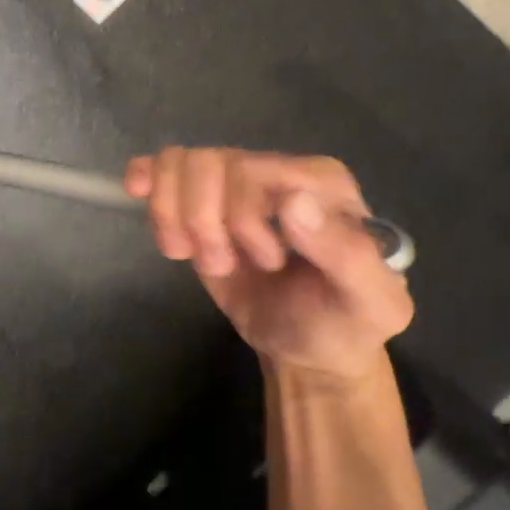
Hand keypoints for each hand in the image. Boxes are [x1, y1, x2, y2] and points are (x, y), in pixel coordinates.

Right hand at [126, 149, 413, 380]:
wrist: (304, 344)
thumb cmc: (342, 323)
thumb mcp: (368, 304)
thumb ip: (346, 253)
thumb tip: (294, 200)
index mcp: (321, 182)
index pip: (251, 170)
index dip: (242, 217)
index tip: (268, 262)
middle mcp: (274, 169)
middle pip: (205, 164)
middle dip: (203, 223)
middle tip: (223, 266)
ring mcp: (231, 180)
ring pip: (175, 164)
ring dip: (174, 217)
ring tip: (193, 254)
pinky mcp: (195, 195)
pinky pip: (158, 165)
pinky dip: (145, 181)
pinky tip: (140, 198)